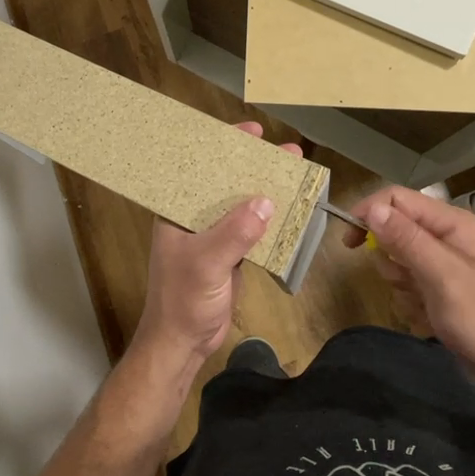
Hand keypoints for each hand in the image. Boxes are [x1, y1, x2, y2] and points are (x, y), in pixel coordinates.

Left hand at [132, 122, 299, 362]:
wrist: (183, 343)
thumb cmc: (182, 299)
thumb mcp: (206, 262)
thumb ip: (234, 233)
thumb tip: (265, 202)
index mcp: (177, 211)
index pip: (199, 167)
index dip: (224, 145)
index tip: (252, 132)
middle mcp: (194, 218)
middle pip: (226, 183)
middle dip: (254, 166)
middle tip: (287, 151)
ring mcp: (213, 236)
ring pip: (242, 206)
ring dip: (267, 192)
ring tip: (297, 173)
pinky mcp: (229, 255)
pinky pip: (252, 230)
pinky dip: (271, 220)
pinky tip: (292, 210)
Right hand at [346, 186, 474, 382]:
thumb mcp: (442, 276)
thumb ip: (406, 240)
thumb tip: (372, 208)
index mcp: (451, 223)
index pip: (396, 199)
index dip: (369, 213)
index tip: (348, 242)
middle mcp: (446, 237)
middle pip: (393, 230)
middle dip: (389, 258)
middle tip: (406, 282)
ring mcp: (445, 264)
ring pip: (397, 261)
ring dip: (401, 284)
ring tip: (425, 304)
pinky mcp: (442, 288)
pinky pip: (408, 285)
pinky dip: (412, 302)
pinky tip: (431, 318)